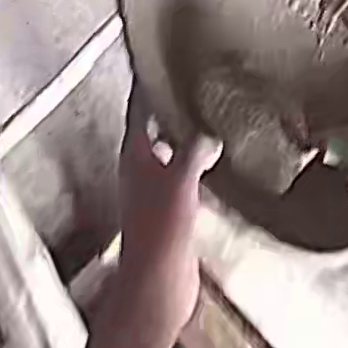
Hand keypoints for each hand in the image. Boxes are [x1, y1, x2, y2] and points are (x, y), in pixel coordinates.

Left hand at [110, 98, 221, 338]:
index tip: (157, 63)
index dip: (147, 84)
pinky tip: (213, 163)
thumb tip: (209, 133)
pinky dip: (195, 163)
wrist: (157, 284)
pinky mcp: (168, 207)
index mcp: (134, 153)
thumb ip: (195, 150)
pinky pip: (181, 173)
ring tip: (205, 120)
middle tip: (189, 87)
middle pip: (152, 126)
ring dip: (183, 136)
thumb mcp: (181, 180)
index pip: (138, 107)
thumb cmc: (159, 232)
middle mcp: (140, 167)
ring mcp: (152, 187)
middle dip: (168, 107)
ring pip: (168, 149)